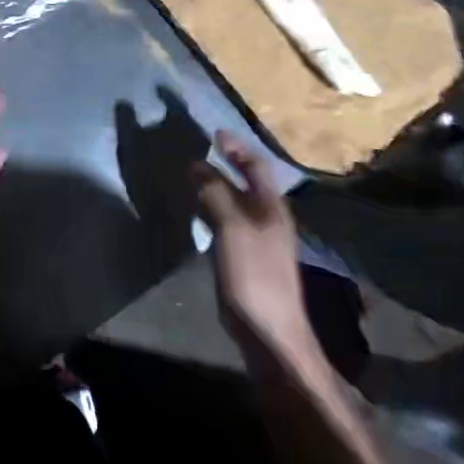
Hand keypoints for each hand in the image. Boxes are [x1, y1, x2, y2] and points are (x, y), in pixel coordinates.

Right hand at [195, 130, 312, 351]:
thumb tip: (197, 164)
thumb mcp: (232, 227)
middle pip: (248, 181)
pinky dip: (212, 207)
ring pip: (237, 201)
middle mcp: (269, 218)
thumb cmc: (254, 274)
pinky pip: (228, 220)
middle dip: (225, 163)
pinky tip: (197, 211)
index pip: (257, 165)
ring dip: (217, 185)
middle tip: (198, 151)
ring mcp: (259, 239)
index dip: (237, 146)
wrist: (269, 331)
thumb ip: (215, 192)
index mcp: (272, 207)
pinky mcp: (246, 257)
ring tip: (192, 176)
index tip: (214, 132)